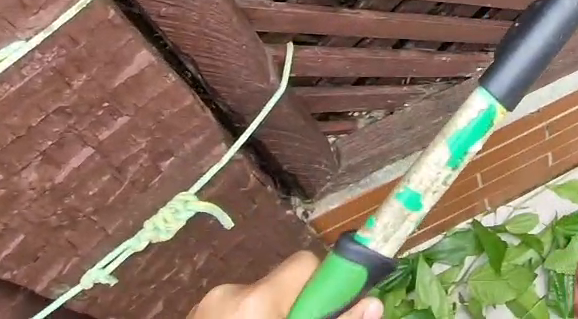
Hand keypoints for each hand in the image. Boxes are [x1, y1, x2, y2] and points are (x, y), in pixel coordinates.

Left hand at [188, 250, 383, 318]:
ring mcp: (203, 310)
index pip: (307, 264)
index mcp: (257, 302)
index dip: (327, 288)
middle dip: (298, 312)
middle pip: (282, 287)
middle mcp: (227, 296)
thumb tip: (374, 304)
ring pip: (257, 307)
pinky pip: (233, 318)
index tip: (335, 313)